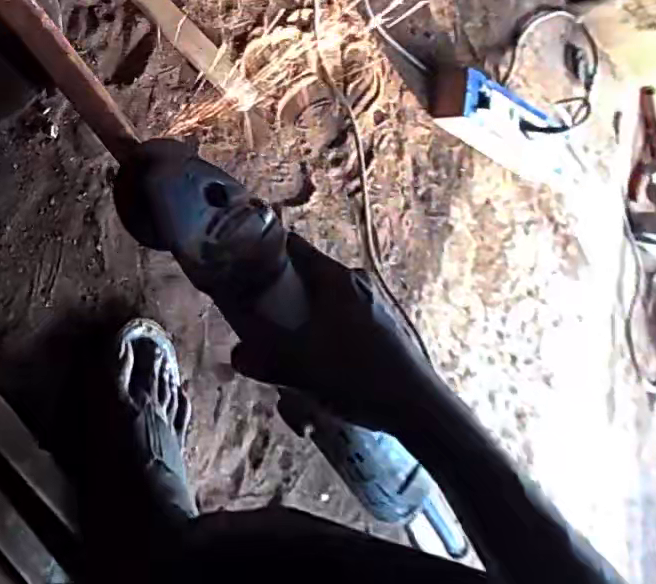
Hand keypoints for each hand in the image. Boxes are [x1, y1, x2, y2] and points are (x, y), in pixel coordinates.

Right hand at [230, 233, 446, 433]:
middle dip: (282, 292)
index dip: (263, 252)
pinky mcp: (383, 324)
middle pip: (306, 273)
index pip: (291, 245)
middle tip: (263, 315)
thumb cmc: (357, 376)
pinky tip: (322, 360)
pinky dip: (325, 327)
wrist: (421, 410)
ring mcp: (372, 301)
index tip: (243, 268)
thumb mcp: (300, 365)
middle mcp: (354, 280)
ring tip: (291, 344)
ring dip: (304, 314)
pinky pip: (343, 314)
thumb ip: (262, 356)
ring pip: (325, 297)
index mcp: (333, 277)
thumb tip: (234, 354)